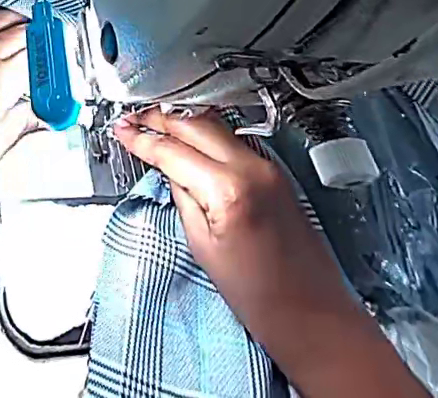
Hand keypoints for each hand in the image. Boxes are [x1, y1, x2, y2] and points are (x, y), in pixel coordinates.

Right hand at [110, 109, 350, 325]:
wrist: (316, 319)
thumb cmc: (262, 297)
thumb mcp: (202, 245)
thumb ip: (182, 196)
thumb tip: (169, 168)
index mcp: (228, 189)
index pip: (172, 150)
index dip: (140, 138)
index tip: (122, 131)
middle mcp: (251, 168)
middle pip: (192, 123)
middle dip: (156, 117)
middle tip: (130, 118)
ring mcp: (267, 166)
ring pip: (212, 123)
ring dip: (179, 118)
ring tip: (152, 120)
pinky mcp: (275, 172)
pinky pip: (230, 137)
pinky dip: (203, 130)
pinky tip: (187, 135)